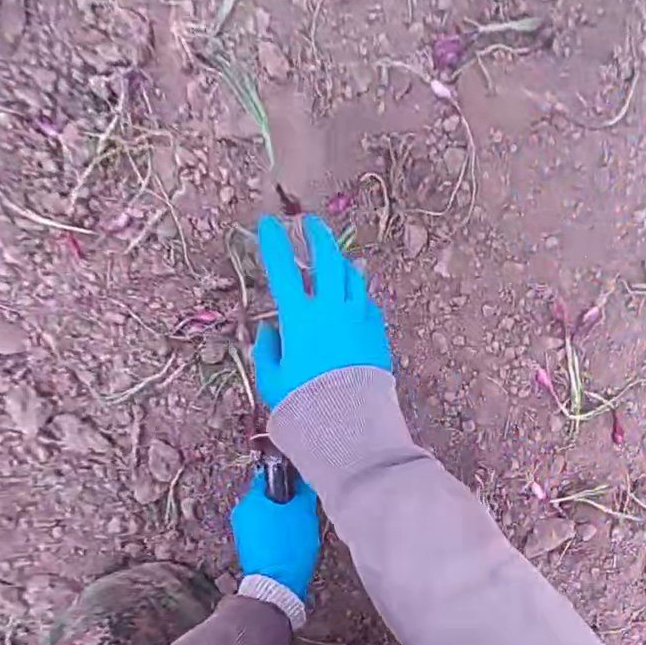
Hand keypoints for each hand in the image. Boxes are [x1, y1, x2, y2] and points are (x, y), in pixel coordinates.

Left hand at [230, 470, 321, 601]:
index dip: (288, 477)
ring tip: (298, 527)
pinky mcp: (248, 546)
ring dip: (283, 516)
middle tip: (303, 508)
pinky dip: (277, 531)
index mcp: (251, 501)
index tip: (300, 483)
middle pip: (268, 496)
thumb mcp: (304, 513)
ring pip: (268, 513)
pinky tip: (291, 541)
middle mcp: (242, 513)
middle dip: (287, 500)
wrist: (277, 584)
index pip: (269, 474)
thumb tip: (304, 480)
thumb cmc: (289, 548)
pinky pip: (265, 530)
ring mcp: (243, 531)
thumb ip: (303, 491)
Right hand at [251, 214, 392, 408]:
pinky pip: (367, 301)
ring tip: (336, 256)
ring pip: (353, 276)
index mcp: (300, 317)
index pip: (283, 268)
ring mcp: (359, 318)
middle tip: (311, 223)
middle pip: (327, 260)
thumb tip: (271, 331)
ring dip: (342, 261)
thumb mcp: (273, 379)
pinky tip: (354, 294)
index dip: (274, 242)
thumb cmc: (306, 403)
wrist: (351, 421)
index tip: (269, 224)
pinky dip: (358, 292)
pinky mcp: (377, 332)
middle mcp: (332, 309)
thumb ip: (268, 350)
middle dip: (317, 236)